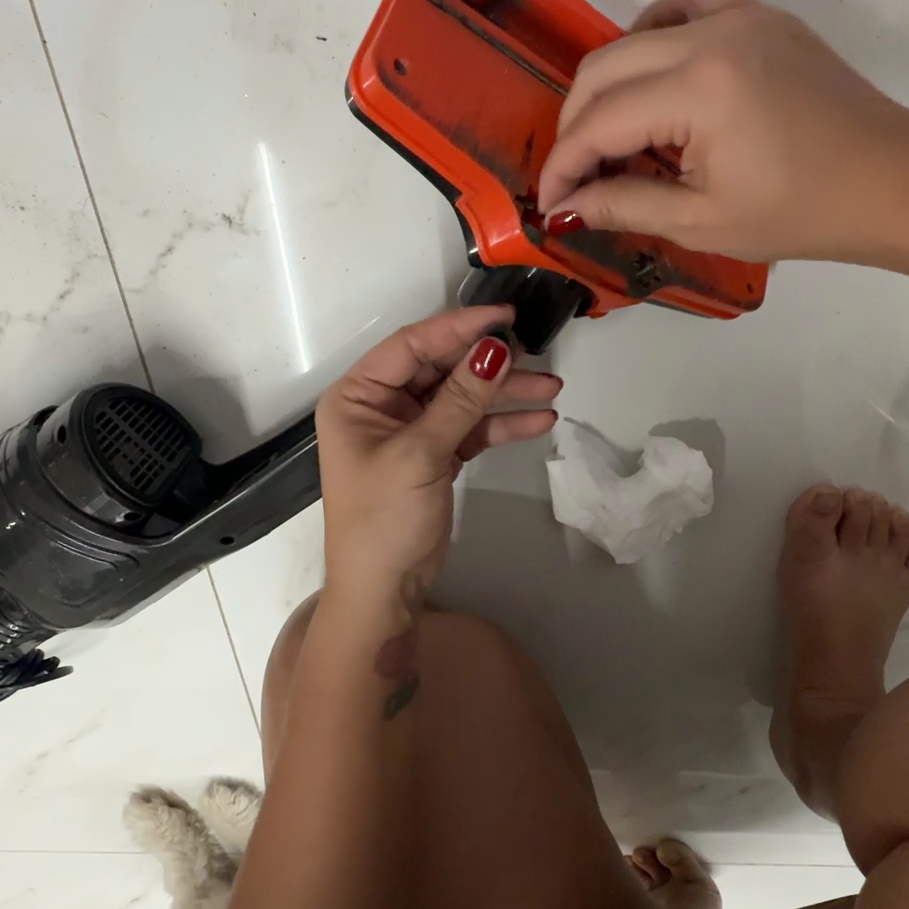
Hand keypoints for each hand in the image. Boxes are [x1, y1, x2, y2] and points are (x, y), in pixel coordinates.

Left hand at [316, 305, 561, 600]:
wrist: (383, 591)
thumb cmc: (383, 519)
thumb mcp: (420, 454)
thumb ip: (460, 400)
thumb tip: (496, 348)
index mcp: (357, 397)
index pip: (412, 346)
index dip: (459, 328)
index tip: (506, 317)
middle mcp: (380, 407)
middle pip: (440, 369)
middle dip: (488, 365)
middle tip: (536, 356)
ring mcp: (409, 433)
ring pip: (461, 399)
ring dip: (503, 395)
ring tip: (551, 390)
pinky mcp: (434, 457)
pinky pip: (470, 430)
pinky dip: (501, 426)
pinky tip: (539, 421)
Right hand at [537, 0, 908, 264]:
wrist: (887, 181)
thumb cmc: (798, 212)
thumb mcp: (700, 222)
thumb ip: (623, 205)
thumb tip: (565, 208)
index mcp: (699, 90)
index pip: (599, 122)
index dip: (563, 165)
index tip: (549, 202)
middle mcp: (712, 36)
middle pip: (604, 70)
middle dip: (574, 127)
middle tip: (573, 177)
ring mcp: (740, 17)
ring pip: (636, 35)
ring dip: (607, 86)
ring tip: (609, 137)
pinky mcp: (759, 18)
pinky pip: (686, 8)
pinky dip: (653, 39)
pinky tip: (650, 78)